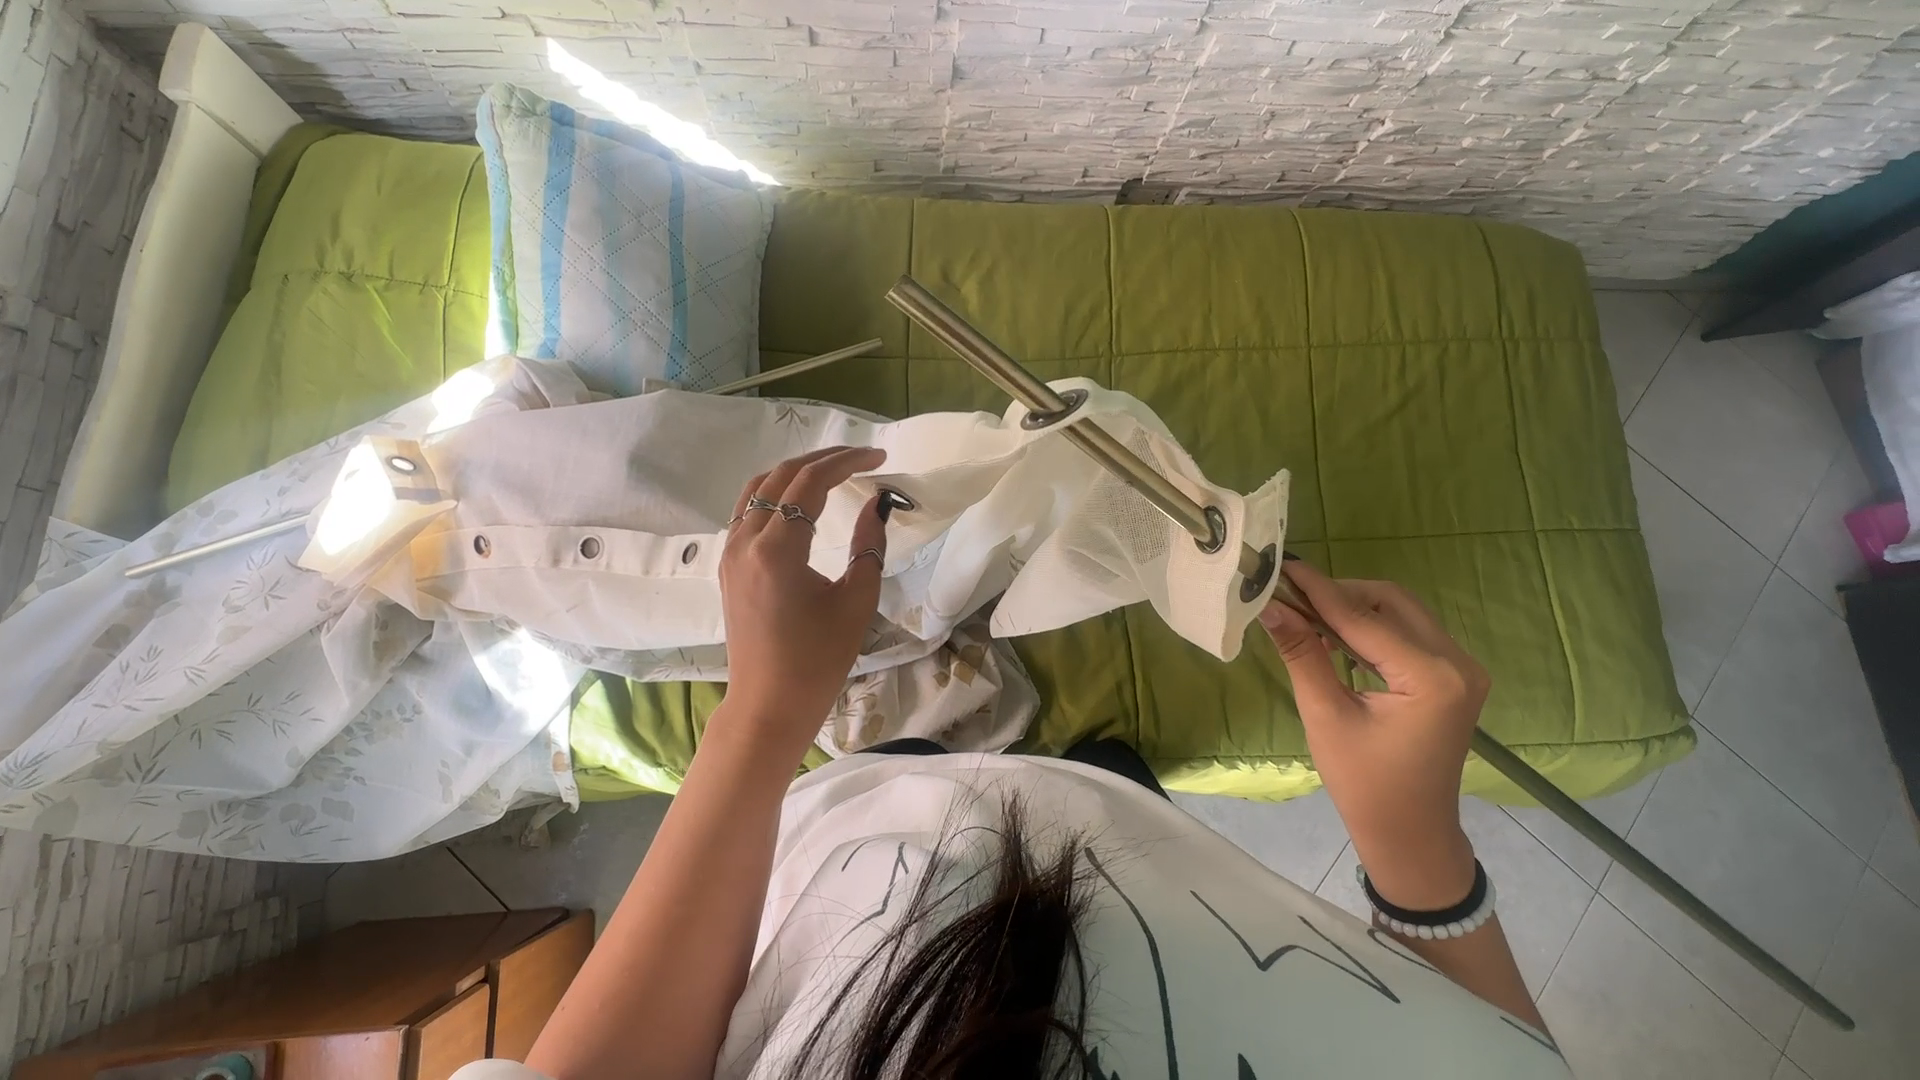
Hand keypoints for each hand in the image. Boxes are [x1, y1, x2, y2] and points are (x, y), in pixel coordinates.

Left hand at [718, 446, 889, 744]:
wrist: (769, 704)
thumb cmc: (818, 661)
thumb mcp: (856, 603)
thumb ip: (868, 547)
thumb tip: (875, 504)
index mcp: (776, 551)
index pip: (810, 483)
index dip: (847, 462)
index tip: (879, 457)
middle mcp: (745, 542)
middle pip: (782, 477)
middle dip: (824, 459)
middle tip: (862, 456)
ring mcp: (730, 552)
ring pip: (758, 488)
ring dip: (796, 471)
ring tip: (833, 469)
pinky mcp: (727, 564)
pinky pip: (747, 510)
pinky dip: (776, 492)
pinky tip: (801, 500)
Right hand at [1257, 560, 1489, 910]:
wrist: (1411, 833)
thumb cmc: (1364, 784)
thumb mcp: (1325, 716)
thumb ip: (1302, 654)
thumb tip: (1270, 606)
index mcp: (1431, 676)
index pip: (1363, 617)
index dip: (1318, 589)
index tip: (1282, 566)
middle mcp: (1458, 662)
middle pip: (1391, 601)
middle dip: (1339, 593)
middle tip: (1291, 596)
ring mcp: (1463, 668)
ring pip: (1401, 612)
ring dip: (1354, 608)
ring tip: (1307, 616)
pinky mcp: (1455, 676)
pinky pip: (1409, 633)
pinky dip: (1371, 628)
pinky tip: (1336, 636)